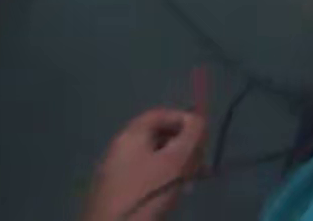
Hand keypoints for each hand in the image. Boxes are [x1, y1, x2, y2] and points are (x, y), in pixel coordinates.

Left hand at [82, 108, 206, 220]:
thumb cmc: (147, 192)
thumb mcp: (178, 158)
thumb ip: (193, 132)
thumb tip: (198, 120)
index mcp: (130, 135)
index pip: (161, 114)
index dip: (184, 119)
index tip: (200, 135)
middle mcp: (118, 150)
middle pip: (157, 136)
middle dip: (182, 144)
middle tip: (199, 159)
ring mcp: (112, 175)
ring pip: (152, 159)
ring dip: (175, 163)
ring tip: (190, 179)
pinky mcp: (112, 197)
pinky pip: (143, 177)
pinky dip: (161, 179)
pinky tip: (172, 193)